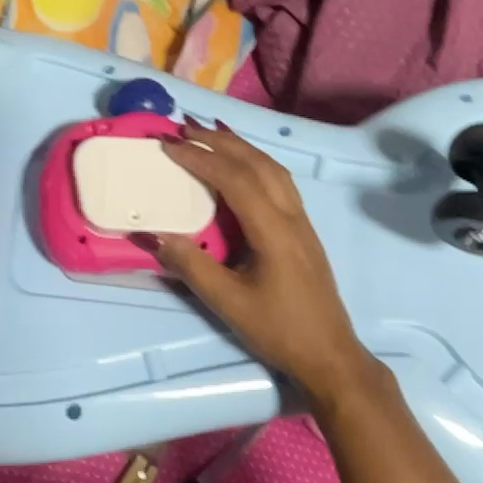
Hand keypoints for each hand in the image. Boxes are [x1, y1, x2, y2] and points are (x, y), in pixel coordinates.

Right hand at [138, 120, 381, 402]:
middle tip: (184, 128)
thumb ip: (191, 266)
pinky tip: (241, 167)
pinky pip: (279, 181)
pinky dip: (256, 162)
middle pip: (257, 163)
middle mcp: (291, 216)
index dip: (201, 158)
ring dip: (241, 147)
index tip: (169, 145)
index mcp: (273, 230)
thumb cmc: (279, 330)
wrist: (330, 354)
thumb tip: (152, 234)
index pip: (234, 179)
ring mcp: (301, 221)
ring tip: (211, 134)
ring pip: (272, 168)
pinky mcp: (303, 230)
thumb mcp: (228, 303)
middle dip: (220, 141)